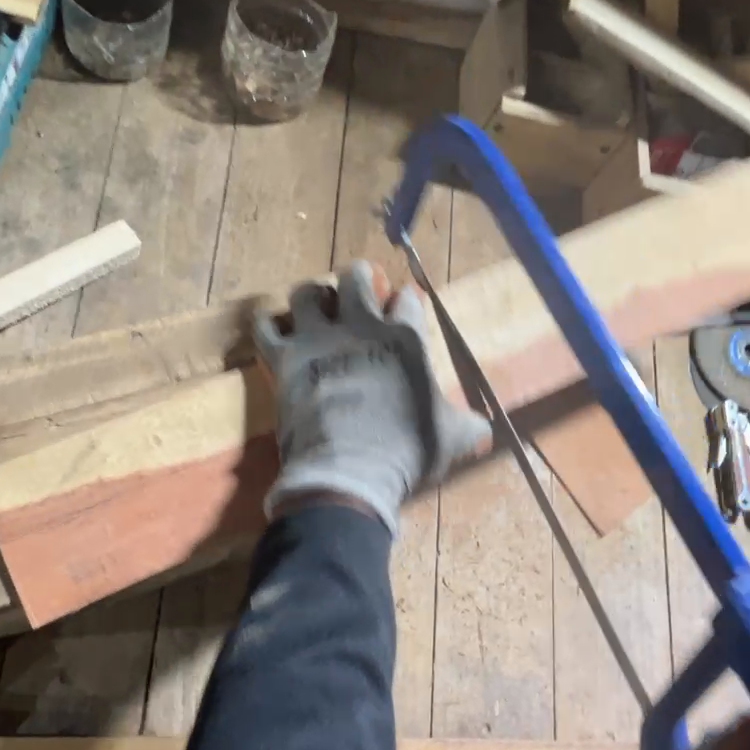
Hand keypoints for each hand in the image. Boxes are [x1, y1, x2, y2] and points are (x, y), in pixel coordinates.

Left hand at [254, 261, 489, 533]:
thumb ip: (466, 423)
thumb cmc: (405, 454)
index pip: (407, 301)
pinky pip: (266, 325)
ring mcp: (318, 339)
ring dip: (310, 298)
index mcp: (405, 339)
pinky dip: (270, 325)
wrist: (348, 473)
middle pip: (355, 276)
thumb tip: (483, 426)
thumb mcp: (451, 438)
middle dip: (356, 281)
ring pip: (306, 291)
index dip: (404, 304)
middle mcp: (360, 327)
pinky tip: (276, 332)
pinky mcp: (283, 359)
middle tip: (353, 299)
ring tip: (313, 313)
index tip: (400, 312)